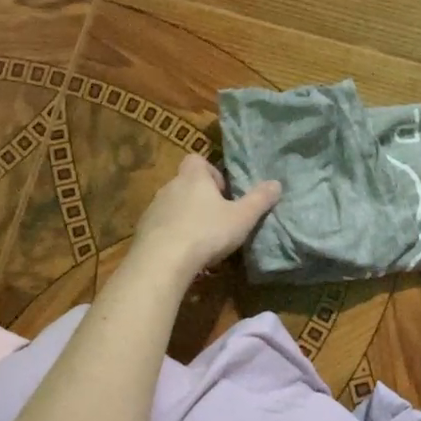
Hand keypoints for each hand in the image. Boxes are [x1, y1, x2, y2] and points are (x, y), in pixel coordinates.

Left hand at [128, 154, 280, 277]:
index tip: (223, 194)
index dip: (211, 173)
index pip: (197, 160)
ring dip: (186, 216)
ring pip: (173, 205)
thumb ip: (259, 200)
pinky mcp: (143, 230)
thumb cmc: (206, 232)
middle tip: (217, 219)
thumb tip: (276, 183)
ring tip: (201, 239)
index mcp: (193, 178)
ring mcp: (153, 208)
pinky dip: (172, 233)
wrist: (163, 260)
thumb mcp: (242, 218)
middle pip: (186, 183)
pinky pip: (162, 225)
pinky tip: (183, 252)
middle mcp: (170, 186)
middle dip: (201, 198)